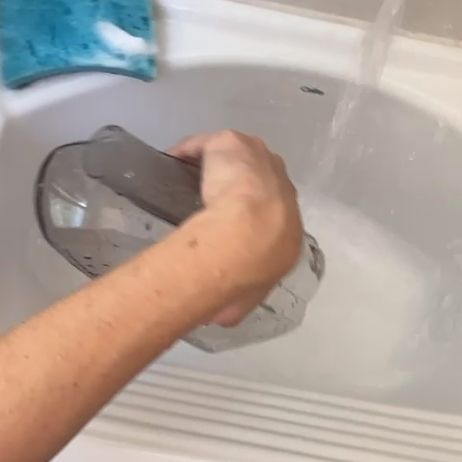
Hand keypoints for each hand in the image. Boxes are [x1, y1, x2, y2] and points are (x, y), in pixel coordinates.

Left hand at [166, 131, 302, 326]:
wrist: (248, 235)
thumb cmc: (251, 268)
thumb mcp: (247, 298)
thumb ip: (237, 303)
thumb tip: (222, 316)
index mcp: (288, 227)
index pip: (274, 215)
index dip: (253, 218)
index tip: (229, 226)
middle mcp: (282, 188)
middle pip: (261, 181)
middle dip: (241, 186)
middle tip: (211, 198)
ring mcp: (262, 161)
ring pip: (241, 158)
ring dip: (221, 165)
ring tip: (191, 177)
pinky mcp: (235, 144)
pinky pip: (211, 145)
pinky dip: (192, 151)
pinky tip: (172, 160)